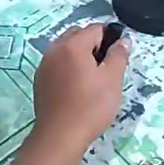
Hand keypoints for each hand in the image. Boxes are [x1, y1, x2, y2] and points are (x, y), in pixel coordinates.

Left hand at [30, 23, 129, 156]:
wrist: (60, 136)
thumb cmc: (91, 106)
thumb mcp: (113, 79)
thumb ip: (119, 55)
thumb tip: (123, 40)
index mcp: (73, 45)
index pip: (95, 28)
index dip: (110, 37)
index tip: (119, 55)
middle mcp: (54, 49)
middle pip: (77, 35)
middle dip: (93, 43)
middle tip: (106, 66)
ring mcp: (44, 65)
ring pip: (65, 49)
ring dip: (79, 55)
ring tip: (93, 77)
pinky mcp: (40, 80)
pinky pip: (57, 63)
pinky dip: (68, 67)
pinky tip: (77, 86)